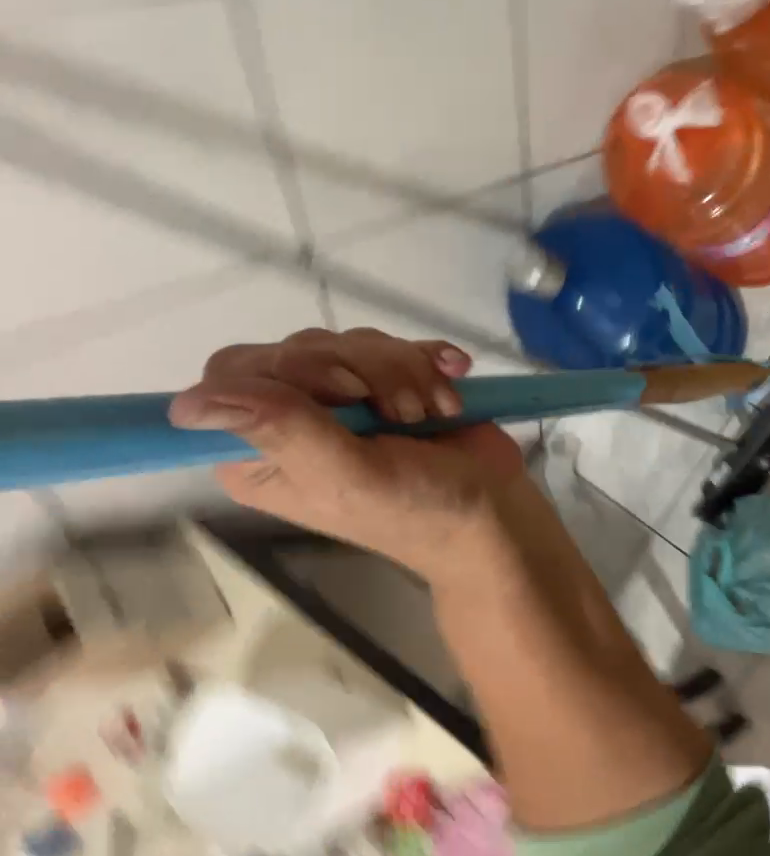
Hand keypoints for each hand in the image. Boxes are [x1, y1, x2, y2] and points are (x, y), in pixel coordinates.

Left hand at [169, 328, 528, 573]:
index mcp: (259, 448)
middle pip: (305, 348)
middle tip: (405, 414)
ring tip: (435, 412)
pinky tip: (455, 380)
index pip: (240, 373)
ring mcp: (352, 398)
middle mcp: (296, 417)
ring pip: (359, 342)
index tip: (349, 394)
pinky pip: (406, 345)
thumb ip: (283, 432)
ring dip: (409, 372)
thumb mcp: (345, 478)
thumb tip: (189, 404)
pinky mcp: (400, 385)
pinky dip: (435, 361)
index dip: (295, 369)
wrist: (494, 513)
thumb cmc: (416, 509)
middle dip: (369, 371)